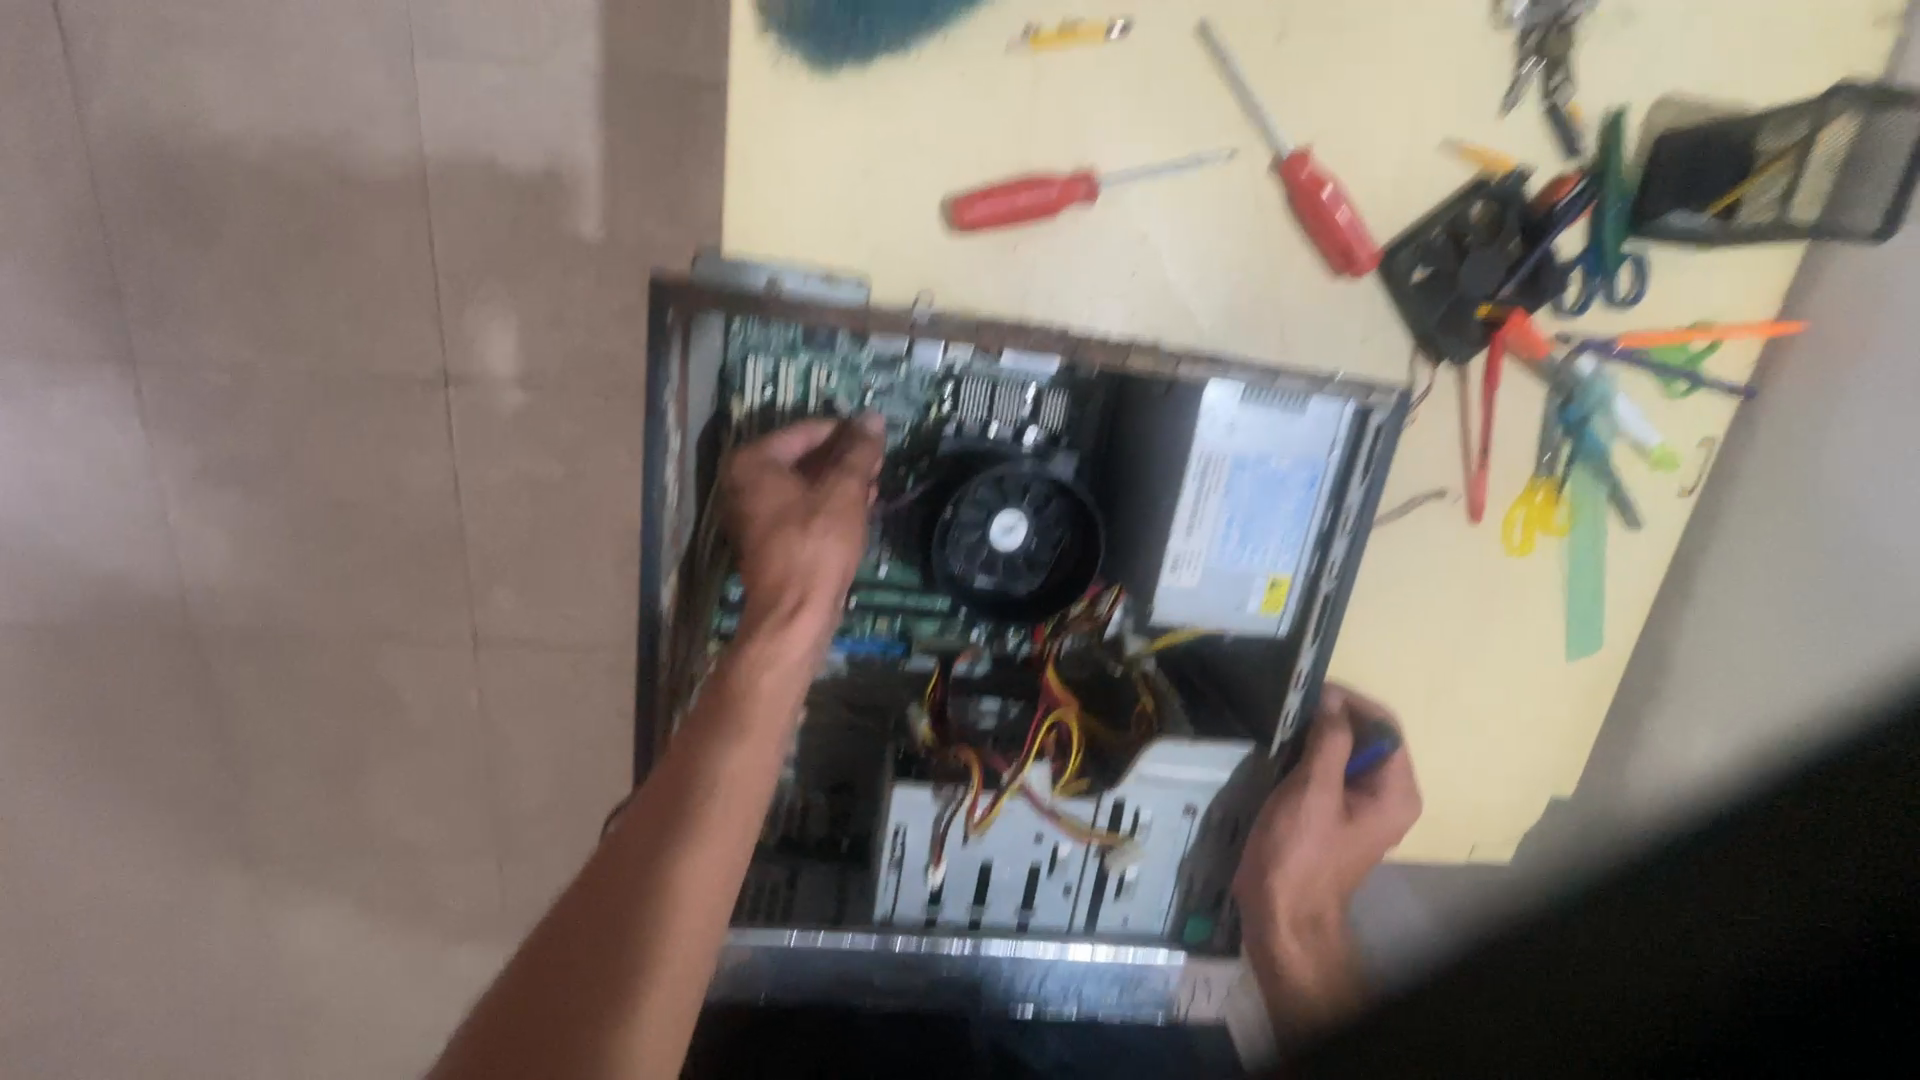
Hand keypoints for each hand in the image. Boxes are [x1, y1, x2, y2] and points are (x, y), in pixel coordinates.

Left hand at [722, 415, 884, 645]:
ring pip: (806, 484)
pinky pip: (803, 508)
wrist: (795, 611)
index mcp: (753, 462)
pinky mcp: (770, 538)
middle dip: (845, 459)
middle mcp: (744, 482)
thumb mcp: (844, 490)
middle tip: (879, 464)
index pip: (807, 430)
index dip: (847, 433)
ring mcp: (755, 512)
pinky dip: (830, 505)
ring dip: (841, 482)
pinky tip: (862, 507)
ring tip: (876, 484)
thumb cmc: (816, 543)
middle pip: (804, 457)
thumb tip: (873, 417)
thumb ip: (859, 450)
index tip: (878, 440)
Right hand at [1233, 685, 1421, 1030]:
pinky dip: (1307, 755)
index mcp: (1396, 792)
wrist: (1280, 911)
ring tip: (1281, 724)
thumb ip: (1328, 740)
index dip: (1350, 704)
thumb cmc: (1300, 851)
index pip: (1384, 727)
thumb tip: (1332, 698)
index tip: (1308, 692)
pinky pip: (1327, 770)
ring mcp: (1359, 806)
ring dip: (1314, 736)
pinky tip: (1280, 751)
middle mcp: (1386, 795)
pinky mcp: (1333, 812)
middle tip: (1289, 707)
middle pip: (1366, 737)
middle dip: (1330, 718)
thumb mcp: (1313, 790)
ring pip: (1343, 752)